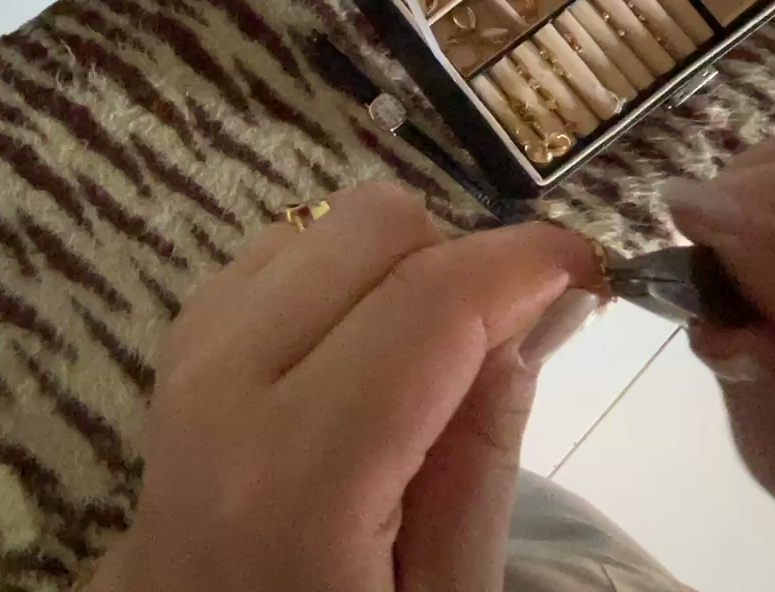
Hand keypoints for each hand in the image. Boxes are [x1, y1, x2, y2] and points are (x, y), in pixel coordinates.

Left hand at [86, 182, 601, 591]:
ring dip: (399, 261)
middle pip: (376, 226)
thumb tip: (545, 299)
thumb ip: (488, 434)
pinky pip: (291, 241)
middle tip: (487, 334)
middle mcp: (226, 373)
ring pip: (334, 219)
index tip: (585, 265)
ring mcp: (196, 334)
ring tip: (415, 349)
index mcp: (293, 472)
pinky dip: (344, 268)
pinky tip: (353, 339)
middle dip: (456, 260)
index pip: (429, 304)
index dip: (523, 262)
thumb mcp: (442, 588)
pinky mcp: (189, 318)